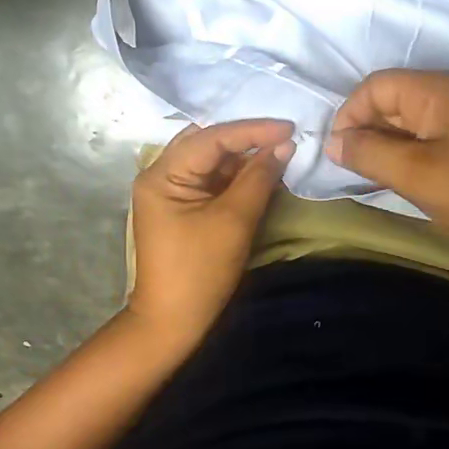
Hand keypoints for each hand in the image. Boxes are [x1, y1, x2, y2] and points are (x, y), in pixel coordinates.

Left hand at [127, 119, 295, 350]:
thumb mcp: (234, 221)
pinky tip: (259, 173)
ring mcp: (167, 191)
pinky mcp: (178, 207)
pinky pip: (208, 180)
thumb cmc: (200, 271)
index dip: (252, 130)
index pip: (210, 137)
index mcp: (161, 175)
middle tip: (284, 138)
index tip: (290, 128)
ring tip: (278, 153)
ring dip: (242, 157)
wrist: (173, 321)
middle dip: (246, 139)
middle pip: (206, 143)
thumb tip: (282, 145)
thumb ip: (258, 178)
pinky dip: (234, 176)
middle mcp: (158, 175)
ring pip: (208, 161)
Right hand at [326, 70, 448, 268]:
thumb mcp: (416, 175)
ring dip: (389, 145)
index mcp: (441, 89)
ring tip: (380, 178)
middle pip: (394, 99)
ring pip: (412, 119)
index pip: (376, 86)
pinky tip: (409, 179)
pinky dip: (412, 152)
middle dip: (369, 132)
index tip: (340, 154)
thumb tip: (332, 141)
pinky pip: (432, 133)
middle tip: (359, 171)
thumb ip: (368, 153)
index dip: (350, 115)